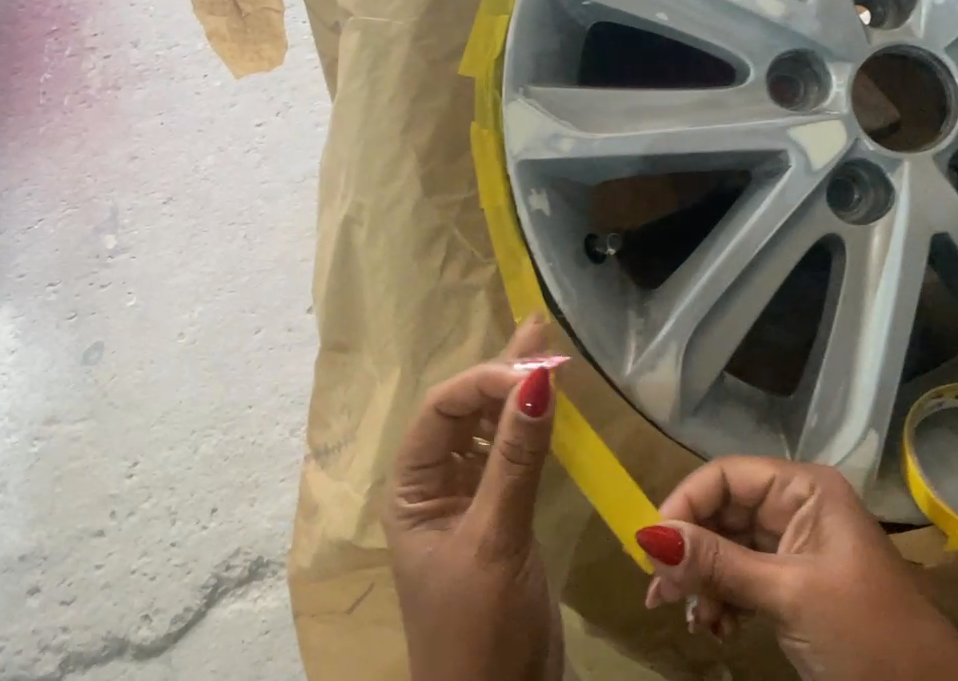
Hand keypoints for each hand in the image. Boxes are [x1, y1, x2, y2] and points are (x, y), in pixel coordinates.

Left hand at [383, 319, 565, 680]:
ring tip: (544, 346)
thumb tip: (537, 382)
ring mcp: (470, 499)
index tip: (536, 370)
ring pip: (490, 430)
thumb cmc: (478, 628)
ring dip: (517, 390)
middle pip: (465, 412)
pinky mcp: (503, 515)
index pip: (443, 412)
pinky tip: (546, 400)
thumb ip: (516, 459)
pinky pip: (513, 456)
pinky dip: (531, 426)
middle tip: (539, 329)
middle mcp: (435, 485)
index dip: (484, 382)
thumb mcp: (495, 539)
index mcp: (411, 489)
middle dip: (500, 371)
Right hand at [638, 457, 957, 680]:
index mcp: (804, 489)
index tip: (650, 546)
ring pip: (726, 547)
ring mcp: (794, 546)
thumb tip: (648, 536)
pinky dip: (721, 600)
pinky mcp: (792, 584)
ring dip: (702, 580)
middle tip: (658, 592)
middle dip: (689, 550)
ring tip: (686, 617)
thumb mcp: (787, 595)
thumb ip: (717, 563)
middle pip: (722, 511)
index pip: (726, 476)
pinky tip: (713, 627)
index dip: (685, 504)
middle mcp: (796, 506)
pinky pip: (740, 577)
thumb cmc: (867, 634)